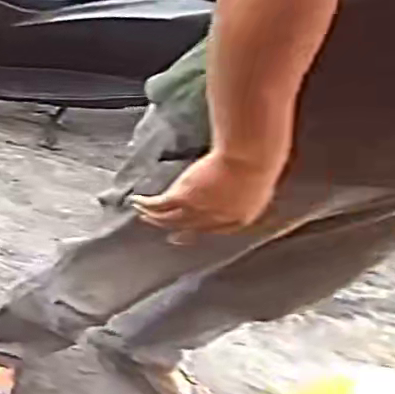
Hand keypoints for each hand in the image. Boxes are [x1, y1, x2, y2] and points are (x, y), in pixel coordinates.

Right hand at [130, 152, 280, 236]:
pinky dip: (144, 203)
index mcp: (238, 219)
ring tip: (140, 210)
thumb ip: (240, 196)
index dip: (194, 231)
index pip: (212, 230)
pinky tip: (136, 200)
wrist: (249, 160)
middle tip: (153, 221)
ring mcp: (197, 210)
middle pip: (185, 225)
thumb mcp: (256, 187)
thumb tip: (230, 193)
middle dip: (167, 225)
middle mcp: (215, 219)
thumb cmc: (258, 167)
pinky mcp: (181, 197)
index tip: (182, 233)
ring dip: (151, 215)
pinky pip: (157, 204)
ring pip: (167, 218)